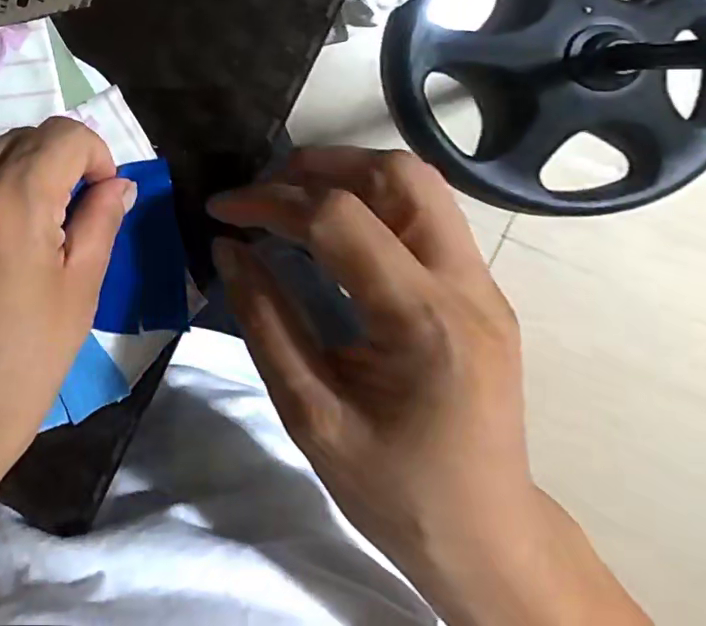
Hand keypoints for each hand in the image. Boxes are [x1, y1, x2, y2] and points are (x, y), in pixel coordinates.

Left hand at [0, 117, 135, 499]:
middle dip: (50, 167)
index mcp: (8, 198)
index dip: (93, 156)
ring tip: (9, 241)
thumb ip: (99, 225)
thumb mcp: (76, 300)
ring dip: (3, 180)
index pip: (62, 134)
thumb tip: (115, 183)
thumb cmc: (13, 372)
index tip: (96, 197)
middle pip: (17, 141)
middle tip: (58, 225)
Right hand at [208, 147, 647, 625]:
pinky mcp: (474, 294)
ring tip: (285, 204)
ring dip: (344, 178)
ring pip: (418, 187)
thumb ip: (263, 317)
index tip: (219, 212)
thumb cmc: (390, 483)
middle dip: (318, 166)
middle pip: (401, 176)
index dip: (267, 200)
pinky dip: (364, 203)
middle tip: (261, 193)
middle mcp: (466, 288)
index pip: (338, 217)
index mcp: (423, 320)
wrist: (486, 537)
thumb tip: (227, 245)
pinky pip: (421, 216)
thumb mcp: (305, 407)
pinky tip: (321, 234)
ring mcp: (480, 287)